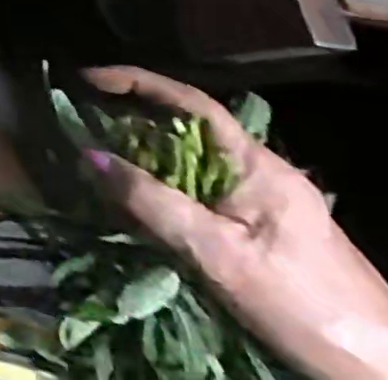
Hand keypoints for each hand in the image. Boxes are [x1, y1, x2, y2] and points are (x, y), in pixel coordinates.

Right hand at [81, 67, 387, 379]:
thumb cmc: (307, 308)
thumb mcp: (218, 254)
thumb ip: (150, 201)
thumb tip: (87, 154)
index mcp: (259, 167)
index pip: (191, 104)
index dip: (137, 82)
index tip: (87, 79)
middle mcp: (263, 174)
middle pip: (184, 131)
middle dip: (129, 126)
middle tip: (80, 131)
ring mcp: (266, 204)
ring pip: (189, 164)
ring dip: (141, 162)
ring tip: (97, 170)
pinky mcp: (263, 232)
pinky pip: (199, 194)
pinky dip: (160, 190)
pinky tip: (138, 209)